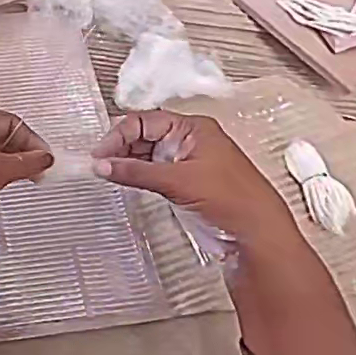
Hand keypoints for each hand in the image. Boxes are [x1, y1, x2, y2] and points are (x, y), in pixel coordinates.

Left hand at [0, 109, 53, 239]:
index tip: (45, 158)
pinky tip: (1, 185)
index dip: (31, 140)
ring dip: (9, 165)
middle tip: (38, 169)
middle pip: (1, 135)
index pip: (10, 121)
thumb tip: (43, 158)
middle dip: (22, 153)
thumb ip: (27, 162)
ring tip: (23, 179)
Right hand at [90, 112, 299, 249]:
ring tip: (107, 173)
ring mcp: (184, 160)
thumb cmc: (232, 199)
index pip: (144, 121)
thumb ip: (136, 171)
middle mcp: (187, 140)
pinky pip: (151, 170)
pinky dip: (134, 174)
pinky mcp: (181, 181)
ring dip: (125, 161)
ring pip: (144, 153)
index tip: (100, 154)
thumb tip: (102, 164)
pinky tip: (122, 179)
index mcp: (192, 128)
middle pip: (142, 135)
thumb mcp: (178, 180)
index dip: (119, 135)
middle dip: (119, 147)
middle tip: (100, 164)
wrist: (255, 233)